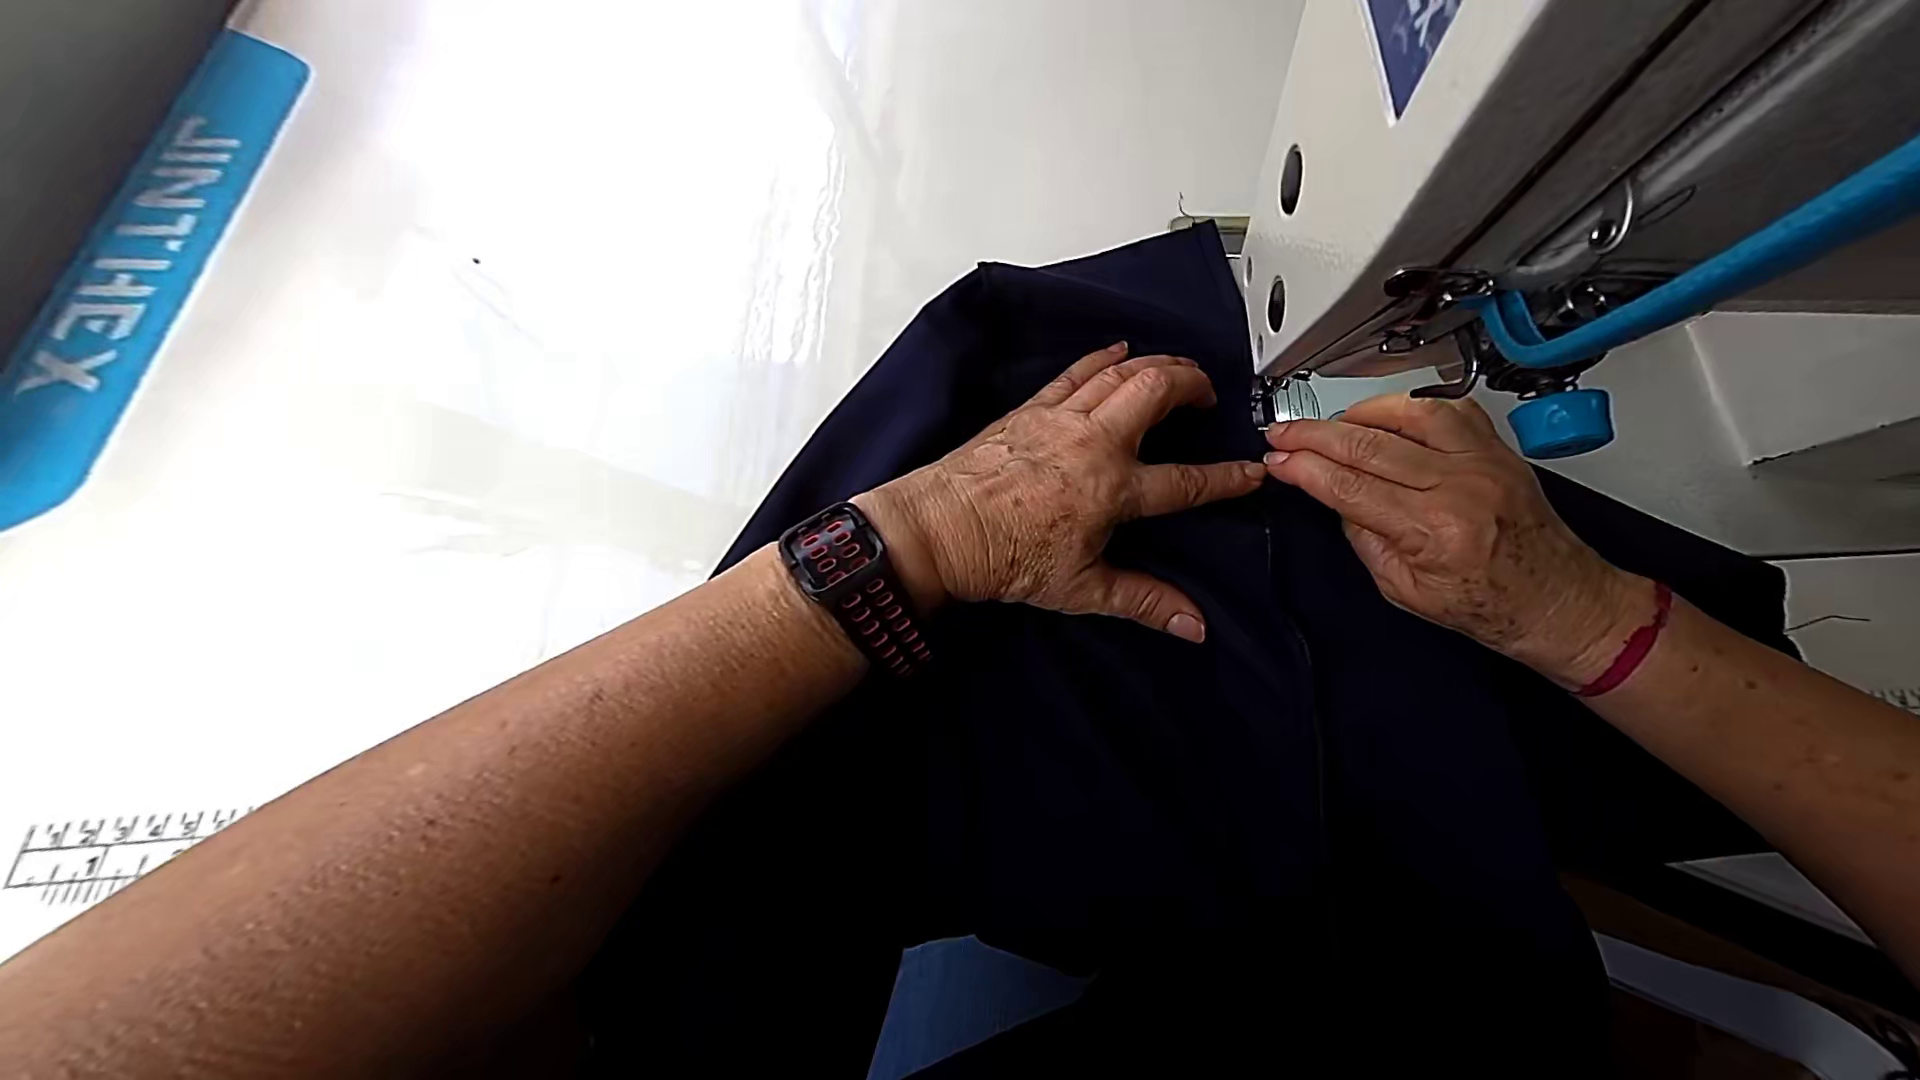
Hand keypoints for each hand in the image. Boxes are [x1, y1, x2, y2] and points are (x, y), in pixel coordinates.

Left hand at [856, 343, 1265, 642]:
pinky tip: (1118, 353)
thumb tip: (1190, 624)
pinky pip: (1076, 372)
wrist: (939, 531)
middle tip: (1208, 397)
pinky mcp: (1031, 410)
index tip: (1249, 472)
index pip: (1187, 481)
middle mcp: (1092, 443)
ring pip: (1123, 373)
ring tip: (1176, 372)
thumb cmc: (1001, 557)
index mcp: (1112, 489)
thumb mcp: (1080, 588)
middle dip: (1195, 385)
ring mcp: (1061, 420)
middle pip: (1159, 392)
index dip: (1227, 478)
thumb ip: (1143, 601)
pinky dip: (1102, 359)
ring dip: (1158, 365)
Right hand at [1262, 394, 1653, 686]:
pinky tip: (1381, 417)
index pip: (1347, 485)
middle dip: (1312, 436)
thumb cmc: (1484, 603)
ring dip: (1355, 414)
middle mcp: (1461, 486)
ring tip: (1325, 424)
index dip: (1302, 469)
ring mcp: (1484, 462)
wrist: (1557, 600)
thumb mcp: (1399, 588)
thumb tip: (1332, 495)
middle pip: (1367, 444)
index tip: (1276, 461)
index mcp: (1432, 530)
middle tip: (1281, 433)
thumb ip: (1362, 537)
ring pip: (1407, 414)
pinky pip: (1449, 409)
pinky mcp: (1497, 450)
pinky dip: (1406, 407)